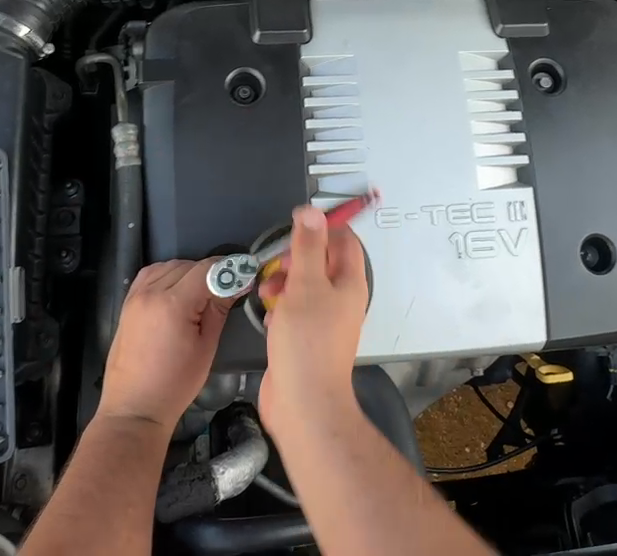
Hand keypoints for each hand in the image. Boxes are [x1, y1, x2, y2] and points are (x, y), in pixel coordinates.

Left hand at [97, 259, 233, 430]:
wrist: (134, 407)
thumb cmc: (176, 383)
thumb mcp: (207, 346)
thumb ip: (219, 308)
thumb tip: (236, 283)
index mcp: (173, 304)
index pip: (206, 269)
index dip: (228, 268)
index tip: (244, 273)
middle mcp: (151, 292)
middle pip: (188, 265)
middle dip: (209, 273)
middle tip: (224, 290)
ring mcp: (135, 296)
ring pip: (169, 265)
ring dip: (188, 272)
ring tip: (200, 293)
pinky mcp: (127, 302)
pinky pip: (151, 274)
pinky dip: (167, 275)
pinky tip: (176, 290)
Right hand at [256, 205, 369, 435]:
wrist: (303, 404)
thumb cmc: (307, 342)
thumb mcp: (305, 284)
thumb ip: (307, 246)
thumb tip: (313, 211)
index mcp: (350, 282)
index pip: (344, 240)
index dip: (322, 228)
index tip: (294, 228)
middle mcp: (342, 299)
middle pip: (321, 262)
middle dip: (294, 258)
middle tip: (276, 267)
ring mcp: (325, 321)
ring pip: (304, 286)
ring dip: (283, 283)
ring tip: (266, 293)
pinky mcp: (307, 339)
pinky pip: (294, 312)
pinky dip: (280, 309)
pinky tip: (268, 320)